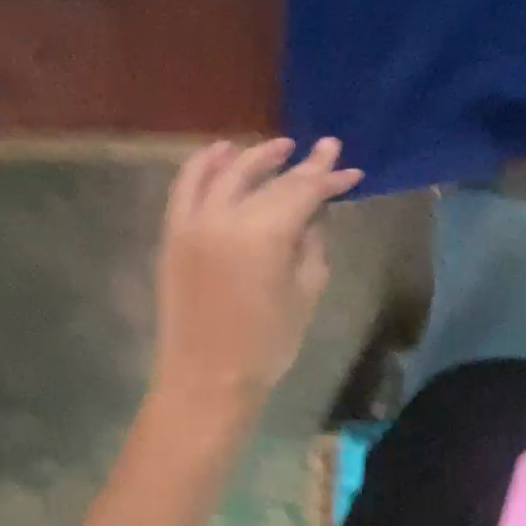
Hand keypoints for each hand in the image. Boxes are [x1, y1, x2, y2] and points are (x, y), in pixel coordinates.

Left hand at [151, 137, 362, 407]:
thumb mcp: (307, 289)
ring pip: (228, 173)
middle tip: (325, 149)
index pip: (303, 191)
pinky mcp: (174, 233)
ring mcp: (193, 222)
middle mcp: (225, 217)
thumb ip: (312, 241)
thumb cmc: (268, 342)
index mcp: (264, 234)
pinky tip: (223, 151)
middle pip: (270, 179)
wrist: (207, 378)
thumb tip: (314, 211)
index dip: (329, 178)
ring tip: (281, 147)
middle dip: (302, 165)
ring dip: (255, 156)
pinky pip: (186, 186)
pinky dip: (203, 164)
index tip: (351, 169)